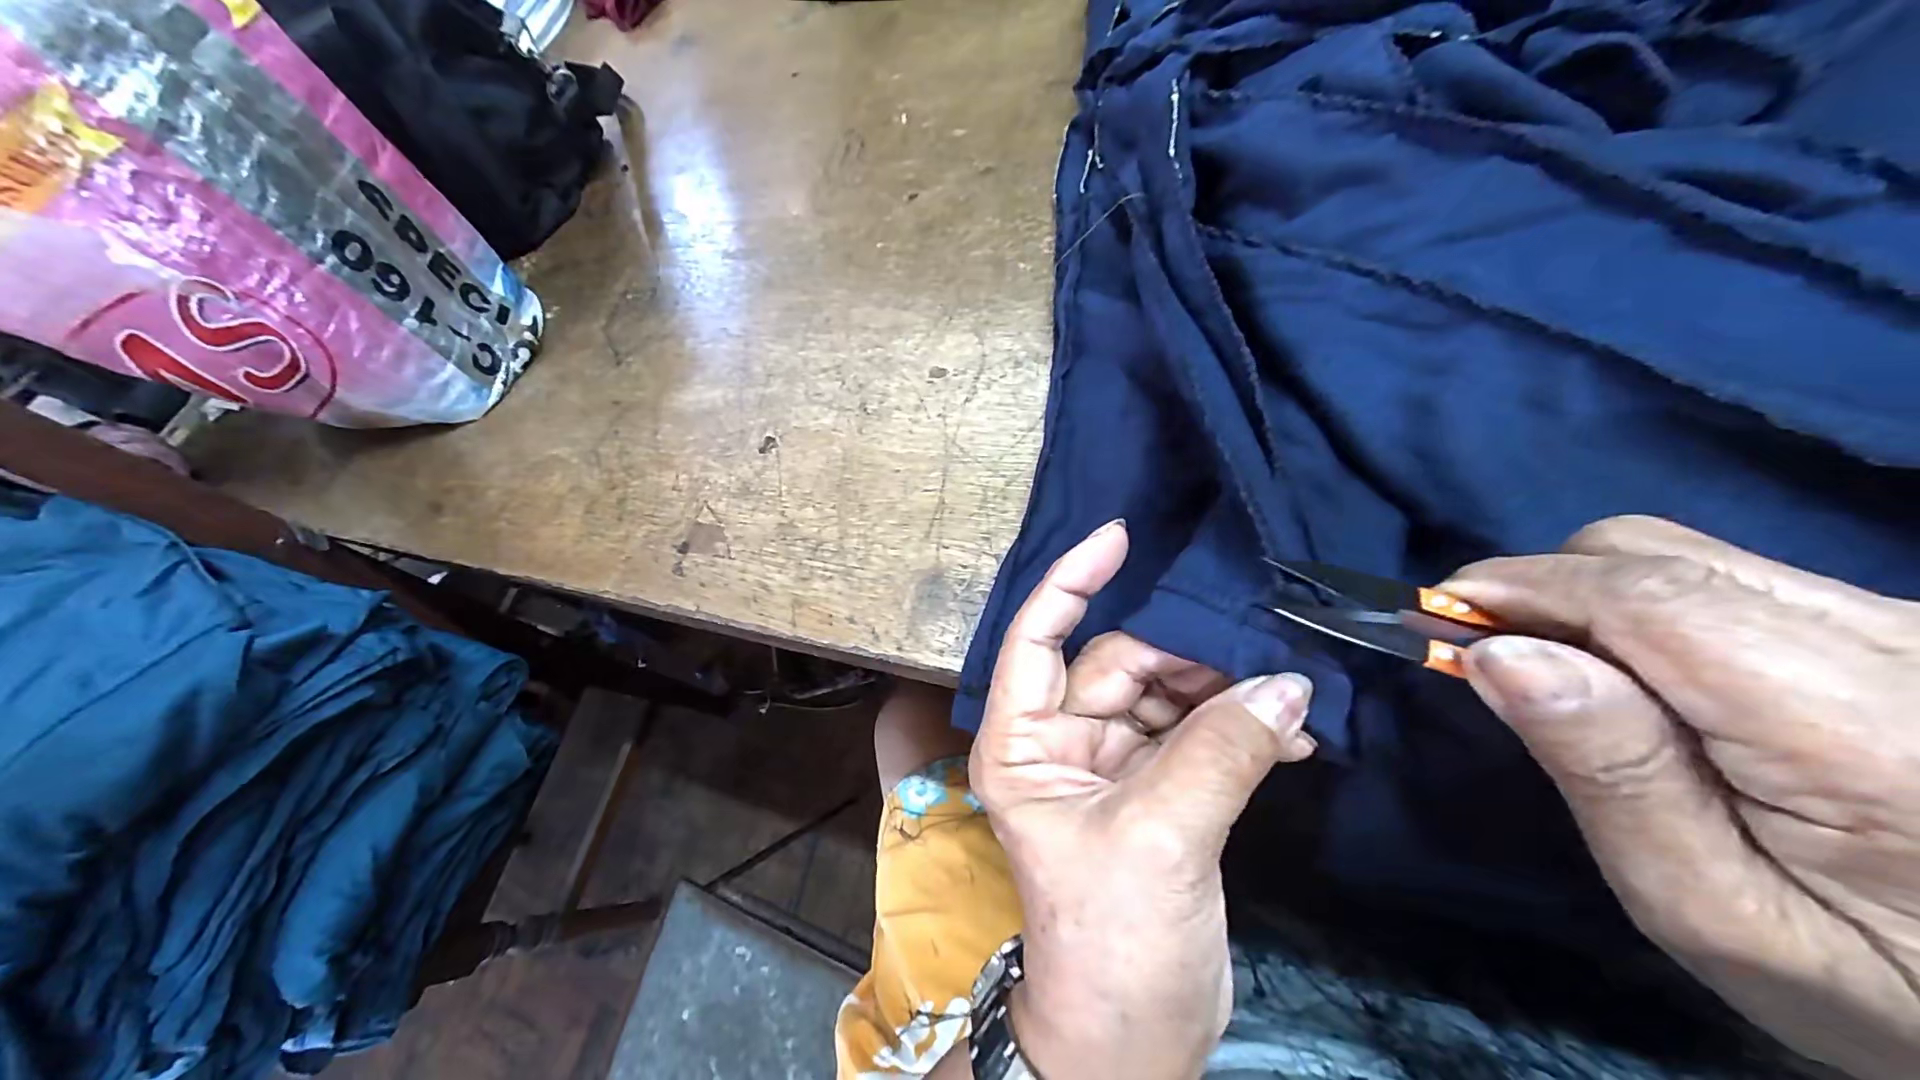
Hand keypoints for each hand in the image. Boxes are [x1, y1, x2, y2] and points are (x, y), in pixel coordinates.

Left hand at [970, 519, 1316, 1078]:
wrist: (1133, 1035)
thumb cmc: (1113, 939)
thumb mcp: (1161, 837)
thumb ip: (1221, 751)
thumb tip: (1286, 684)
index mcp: (1023, 743)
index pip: (1037, 638)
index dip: (1071, 582)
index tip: (1118, 537)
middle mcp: (1058, 742)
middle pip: (1118, 666)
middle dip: (1185, 660)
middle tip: (1258, 666)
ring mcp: (1108, 764)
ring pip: (1163, 696)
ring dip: (1221, 693)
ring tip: (1288, 707)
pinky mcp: (1153, 788)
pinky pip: (1194, 733)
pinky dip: (1237, 728)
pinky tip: (1292, 737)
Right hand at [1442, 515, 1919, 1079]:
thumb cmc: (1871, 985)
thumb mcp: (1711, 910)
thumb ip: (1611, 773)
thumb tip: (1497, 653)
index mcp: (1866, 735)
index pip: (1652, 599)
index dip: (1522, 588)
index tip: (1434, 618)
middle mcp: (1907, 648)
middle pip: (1658, 557)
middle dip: (1544, 590)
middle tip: (1491, 658)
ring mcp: (1917, 627)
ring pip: (1688, 554)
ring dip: (1590, 597)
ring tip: (1566, 671)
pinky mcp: (1907, 627)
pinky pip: (1727, 576)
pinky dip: (1645, 606)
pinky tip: (1645, 674)